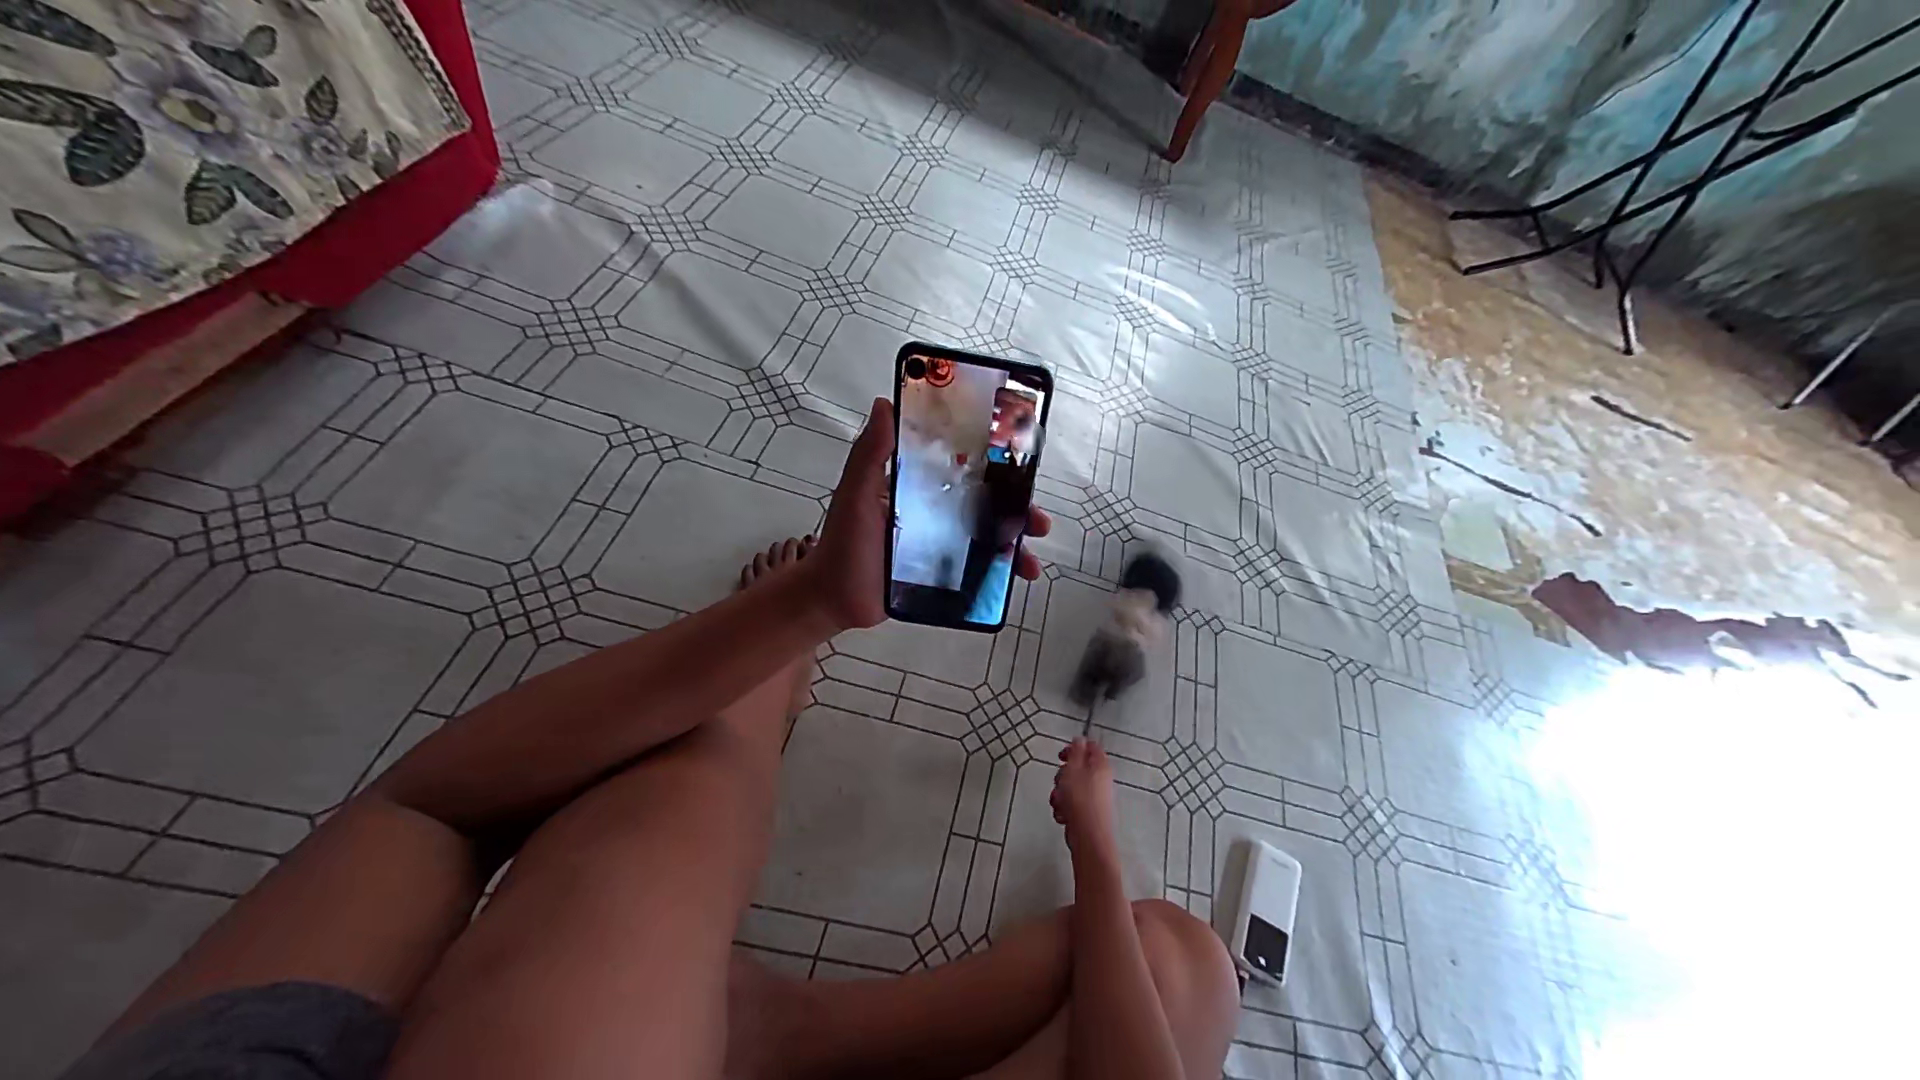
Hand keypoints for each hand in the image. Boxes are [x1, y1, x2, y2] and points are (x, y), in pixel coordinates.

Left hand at [808, 397, 1052, 631]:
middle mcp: (935, 512)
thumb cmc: (843, 543)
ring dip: (1016, 541)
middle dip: (1017, 509)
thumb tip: (885, 405)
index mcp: (918, 487)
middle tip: (1037, 518)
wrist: (834, 598)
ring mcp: (941, 545)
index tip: (1022, 464)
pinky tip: (1018, 576)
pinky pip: (979, 570)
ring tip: (1032, 552)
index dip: (996, 467)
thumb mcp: (856, 493)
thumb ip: (870, 454)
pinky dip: (1002, 572)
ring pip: (988, 537)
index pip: (964, 469)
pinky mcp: (943, 574)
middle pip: (986, 504)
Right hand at [1050, 737, 1116, 856]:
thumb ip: (1076, 751)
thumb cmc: (1080, 799)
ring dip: (1060, 794)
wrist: (1088, 835)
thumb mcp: (1074, 768)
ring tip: (1059, 802)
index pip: (1090, 747)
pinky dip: (1064, 808)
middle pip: (1077, 769)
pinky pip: (1072, 804)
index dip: (1074, 748)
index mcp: (1100, 765)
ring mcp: (1095, 798)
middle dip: (1062, 775)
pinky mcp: (1088, 813)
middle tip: (1059, 782)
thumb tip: (1079, 739)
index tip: (1061, 756)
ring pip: (1071, 788)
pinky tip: (1063, 814)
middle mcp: (1100, 780)